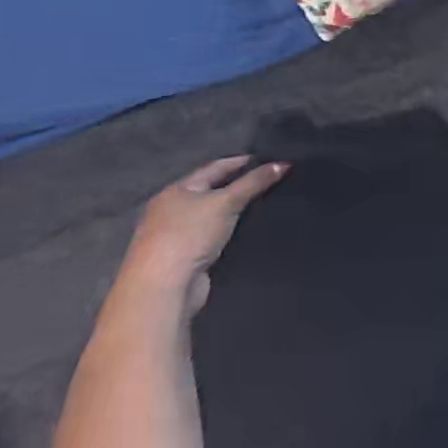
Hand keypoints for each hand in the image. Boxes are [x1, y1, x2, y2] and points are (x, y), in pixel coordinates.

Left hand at [118, 156, 288, 314]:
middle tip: (270, 180)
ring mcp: (176, 235)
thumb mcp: (226, 202)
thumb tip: (284, 164)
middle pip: (212, 190)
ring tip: (266, 202)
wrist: (163, 288)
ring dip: (235, 209)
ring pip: (213, 214)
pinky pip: (213, 234)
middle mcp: (171, 209)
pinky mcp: (185, 257)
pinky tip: (248, 228)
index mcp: (176, 190)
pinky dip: (230, 229)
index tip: (268, 159)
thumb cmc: (189, 234)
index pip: (215, 168)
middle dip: (239, 184)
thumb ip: (255, 182)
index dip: (242, 161)